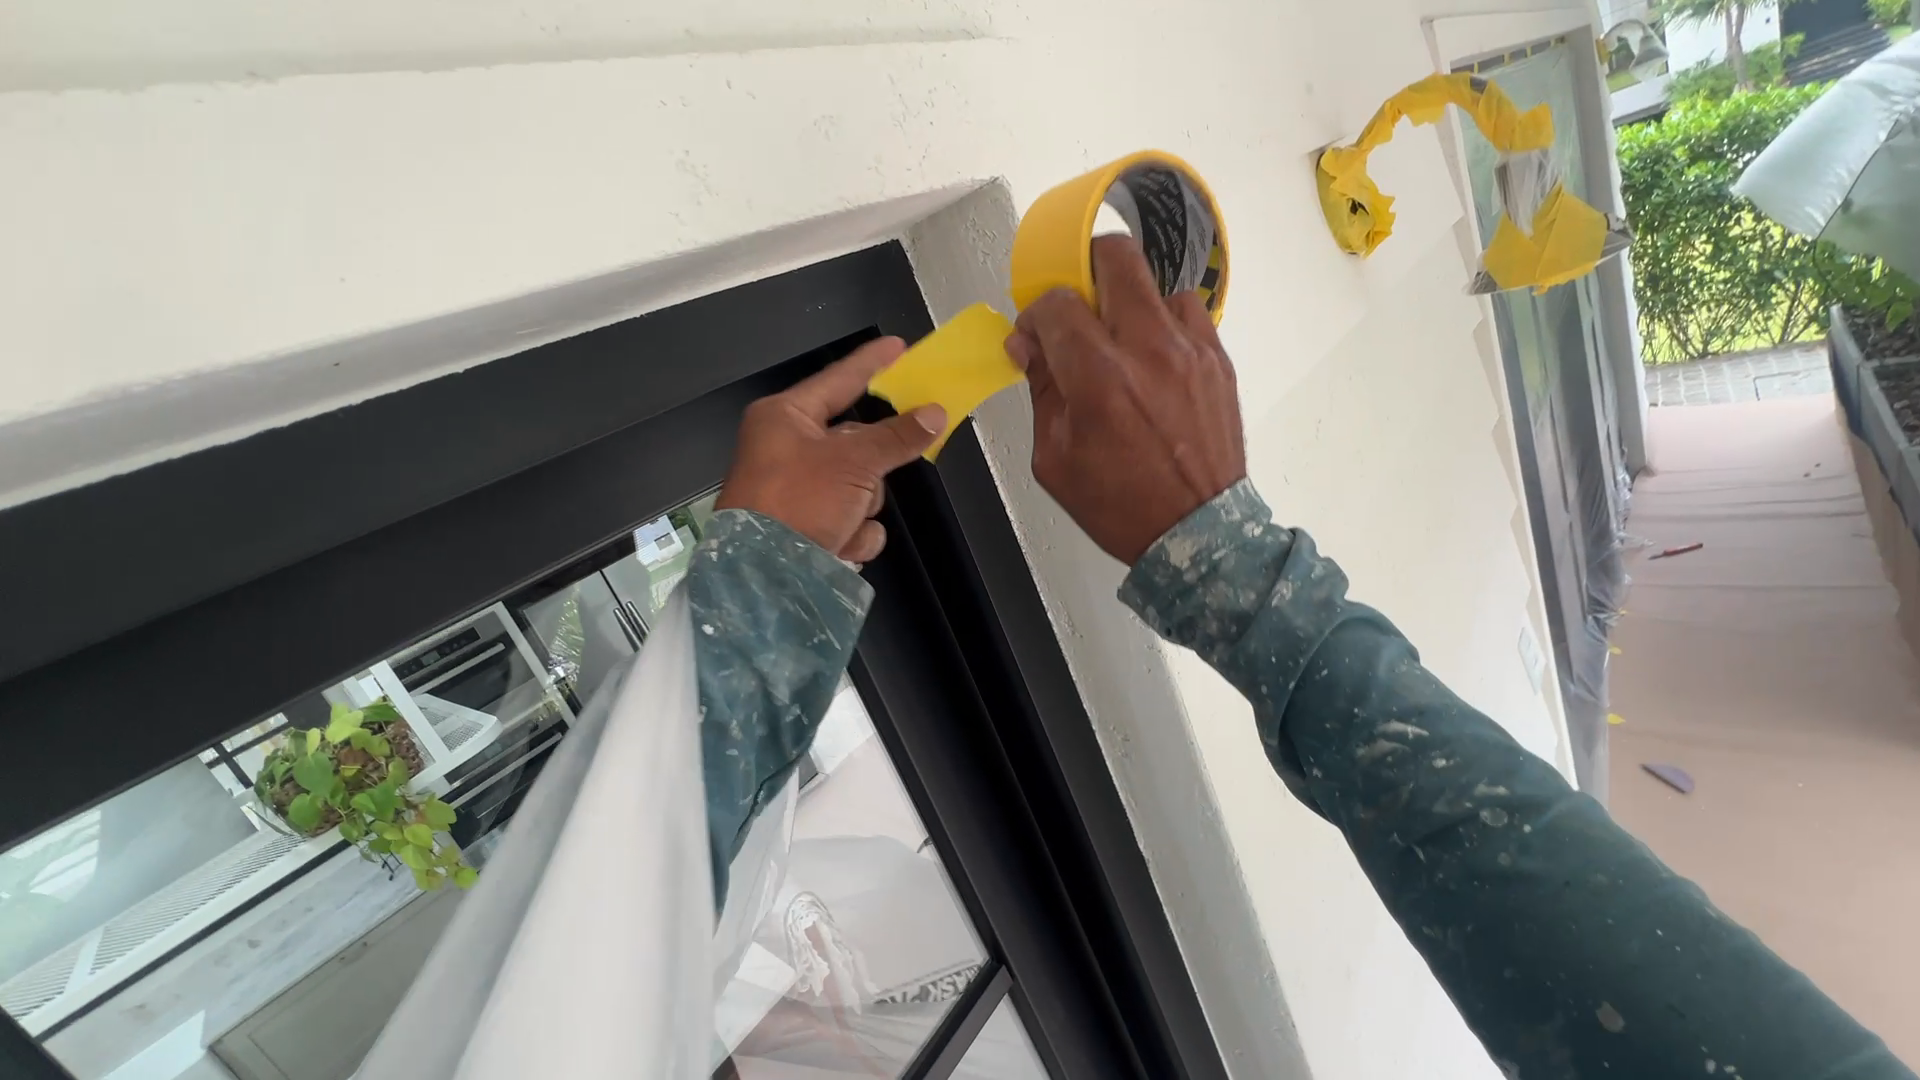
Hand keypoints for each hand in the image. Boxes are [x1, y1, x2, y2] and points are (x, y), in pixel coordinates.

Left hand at [715, 338, 946, 562]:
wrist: (764, 575)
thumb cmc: (796, 503)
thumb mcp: (853, 462)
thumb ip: (897, 436)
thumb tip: (934, 412)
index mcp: (786, 418)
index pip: (839, 380)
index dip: (872, 363)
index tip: (899, 346)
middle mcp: (788, 449)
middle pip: (856, 442)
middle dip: (871, 466)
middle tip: (880, 468)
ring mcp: (800, 492)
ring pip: (861, 485)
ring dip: (863, 506)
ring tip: (844, 520)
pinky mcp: (809, 527)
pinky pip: (852, 520)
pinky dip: (853, 535)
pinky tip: (840, 545)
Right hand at [1004, 235, 1245, 565]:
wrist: (1195, 534)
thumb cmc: (1117, 504)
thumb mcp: (1054, 458)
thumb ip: (1041, 390)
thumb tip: (1028, 346)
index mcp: (1099, 378)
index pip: (1057, 304)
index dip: (1036, 314)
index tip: (1034, 337)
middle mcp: (1148, 350)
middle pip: (1115, 257)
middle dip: (1084, 269)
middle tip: (1077, 304)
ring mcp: (1191, 350)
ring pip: (1154, 283)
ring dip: (1127, 302)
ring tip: (1121, 342)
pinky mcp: (1218, 360)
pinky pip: (1187, 313)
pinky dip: (1162, 323)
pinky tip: (1153, 358)